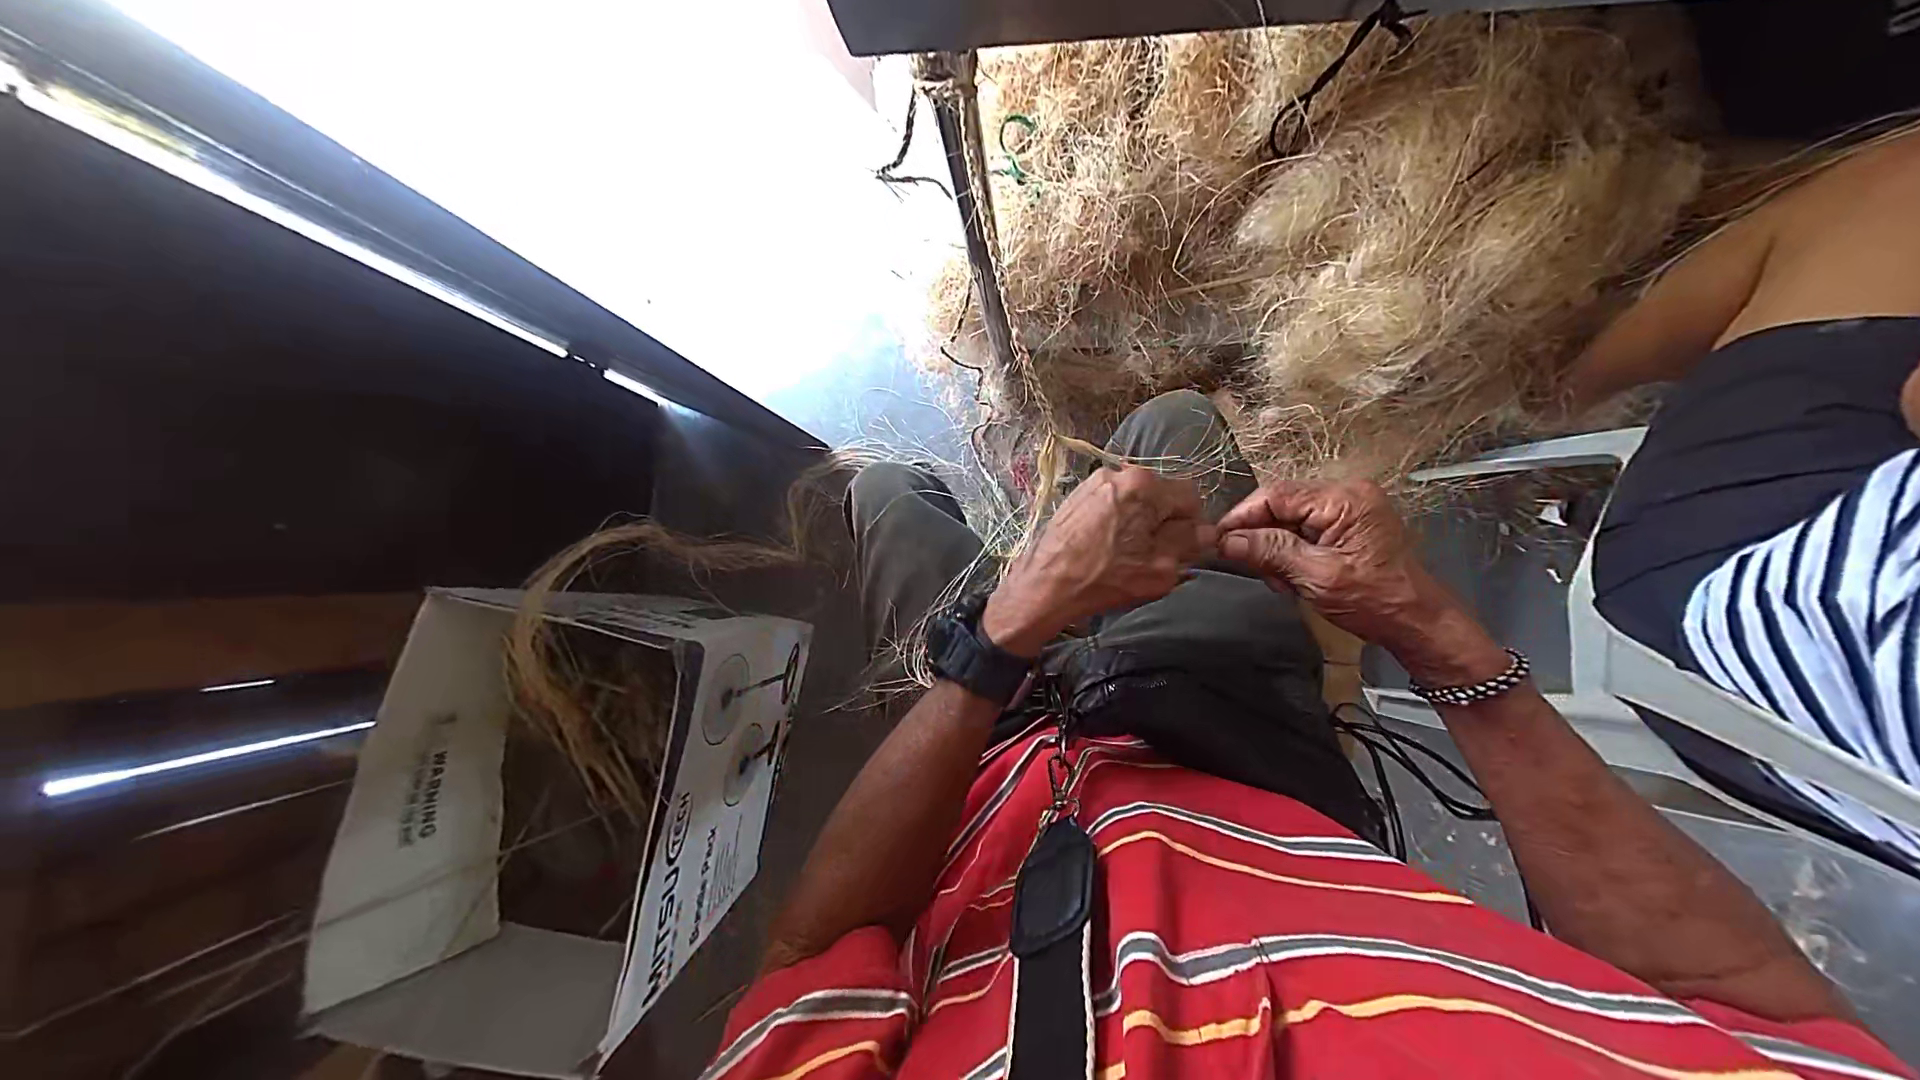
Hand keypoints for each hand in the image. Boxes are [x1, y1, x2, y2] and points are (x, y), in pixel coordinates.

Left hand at [982, 467, 1216, 656]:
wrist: (1044, 586)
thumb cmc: (1103, 579)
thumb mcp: (1160, 568)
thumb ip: (1189, 543)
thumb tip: (1204, 531)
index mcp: (1144, 484)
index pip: (1190, 498)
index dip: (1191, 526)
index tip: (1180, 550)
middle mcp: (1118, 472)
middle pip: (1161, 496)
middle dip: (1163, 523)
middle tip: (1151, 556)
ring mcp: (1093, 482)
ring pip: (1135, 501)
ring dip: (1138, 523)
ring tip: (1123, 554)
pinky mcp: (1076, 496)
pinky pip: (1111, 504)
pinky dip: (1116, 522)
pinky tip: (1105, 548)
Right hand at [1216, 479, 1505, 684]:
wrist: (1417, 623)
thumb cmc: (1373, 600)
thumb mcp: (1314, 576)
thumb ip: (1269, 551)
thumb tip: (1225, 541)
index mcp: (1344, 499)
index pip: (1274, 495)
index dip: (1241, 517)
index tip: (1217, 541)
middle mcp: (1346, 493)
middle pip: (1279, 505)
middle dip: (1260, 537)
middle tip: (1255, 569)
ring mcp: (1348, 508)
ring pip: (1287, 519)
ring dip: (1273, 549)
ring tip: (1281, 580)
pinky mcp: (1346, 524)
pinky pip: (1302, 529)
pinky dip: (1289, 552)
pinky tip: (1292, 576)